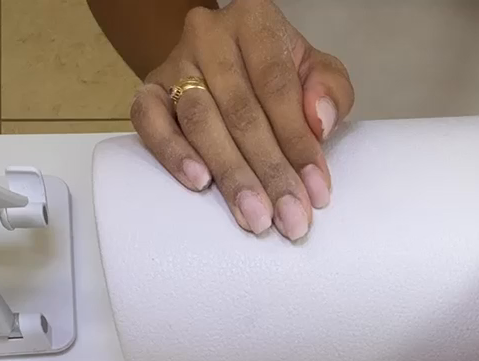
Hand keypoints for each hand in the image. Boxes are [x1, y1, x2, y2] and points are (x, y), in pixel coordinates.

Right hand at [130, 0, 352, 239]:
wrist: (229, 65)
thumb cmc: (279, 76)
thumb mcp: (316, 73)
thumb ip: (330, 91)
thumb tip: (319, 121)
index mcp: (255, 23)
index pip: (278, 88)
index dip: (298, 145)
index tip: (316, 194)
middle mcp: (210, 36)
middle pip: (241, 113)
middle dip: (270, 173)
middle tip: (288, 220)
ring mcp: (174, 63)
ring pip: (201, 122)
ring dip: (231, 176)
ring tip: (254, 218)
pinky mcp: (148, 91)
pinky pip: (149, 121)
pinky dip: (172, 152)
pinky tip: (199, 183)